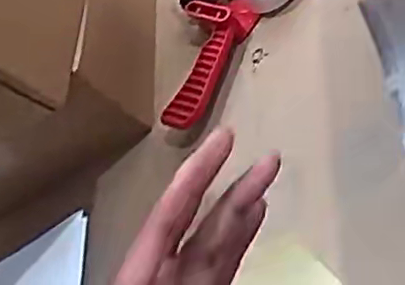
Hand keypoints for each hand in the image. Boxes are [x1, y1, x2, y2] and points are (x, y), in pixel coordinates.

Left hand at [114, 128, 280, 284]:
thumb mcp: (139, 284)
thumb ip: (162, 243)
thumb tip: (191, 233)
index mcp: (135, 271)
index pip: (168, 212)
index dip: (197, 171)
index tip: (226, 134)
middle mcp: (159, 272)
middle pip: (199, 220)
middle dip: (234, 183)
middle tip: (266, 151)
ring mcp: (183, 284)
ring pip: (218, 239)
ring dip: (244, 203)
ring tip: (268, 168)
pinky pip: (224, 263)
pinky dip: (242, 236)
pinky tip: (257, 210)